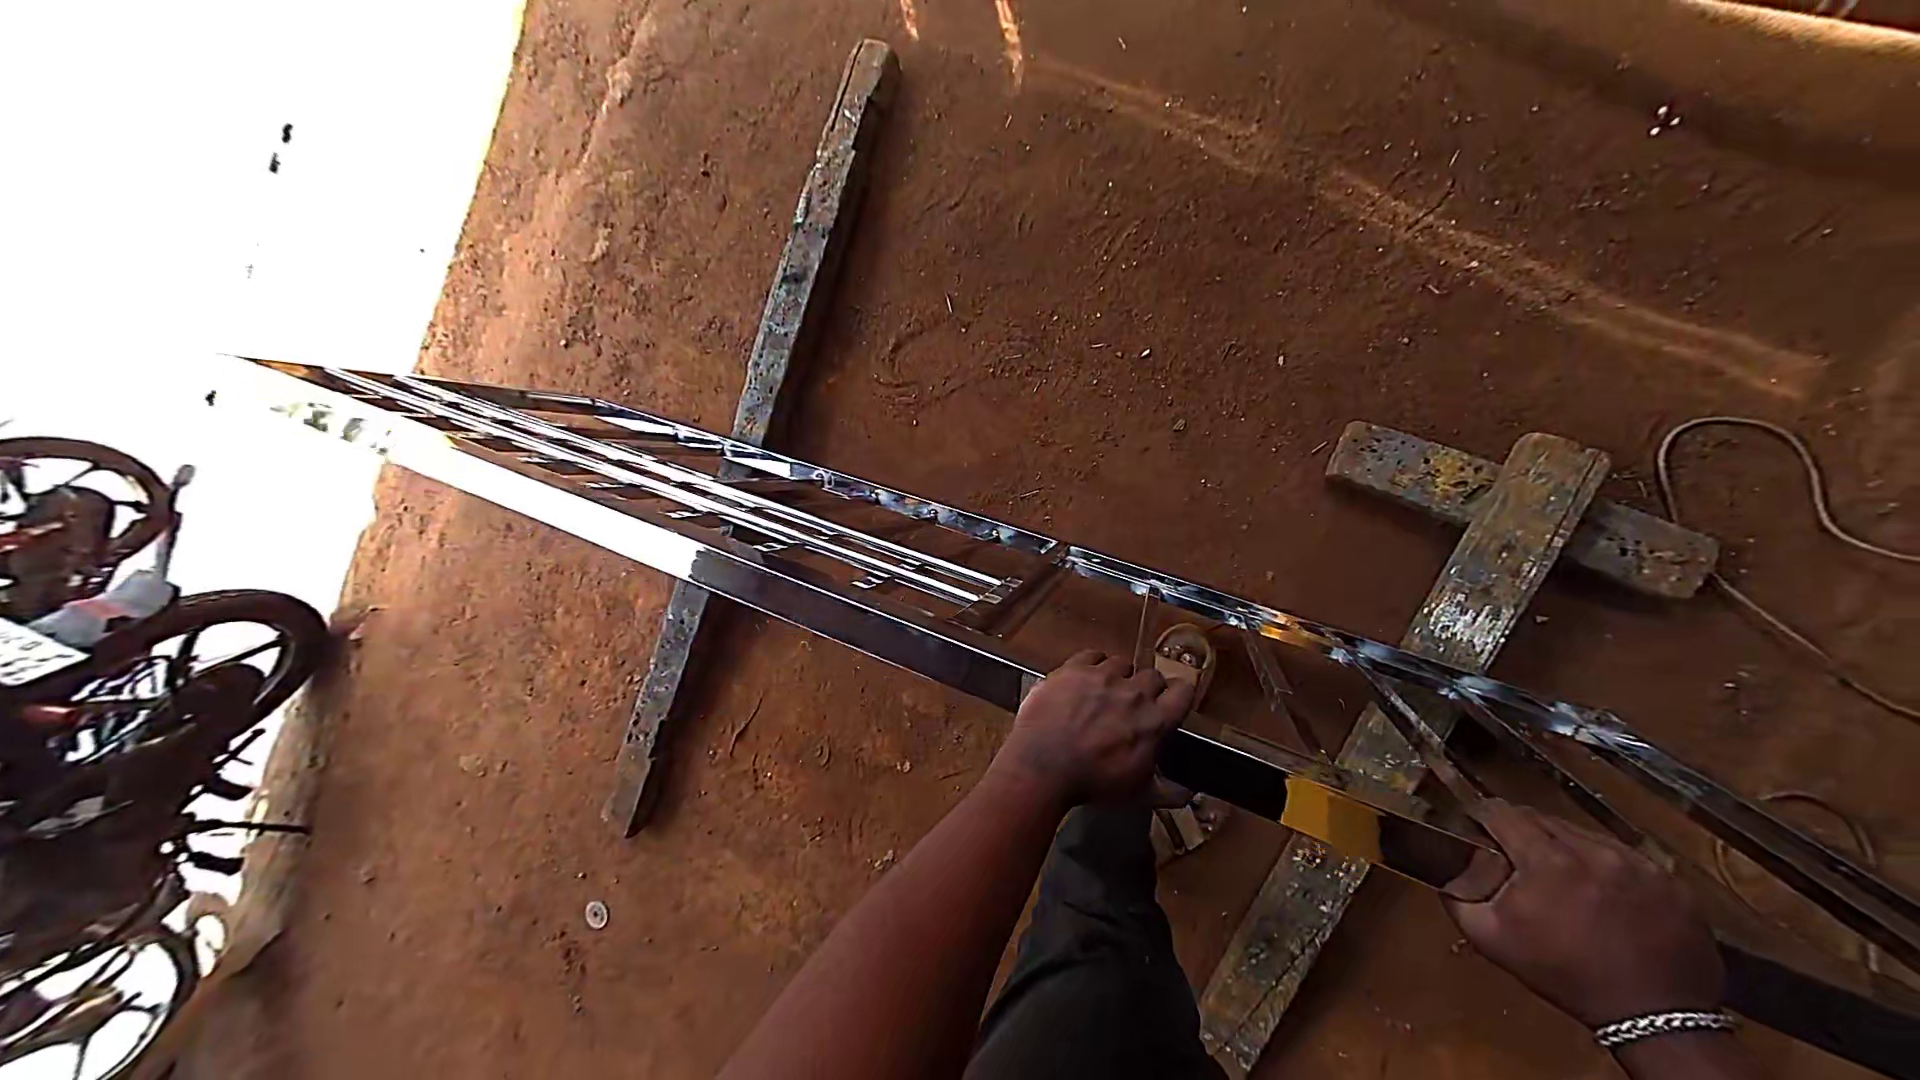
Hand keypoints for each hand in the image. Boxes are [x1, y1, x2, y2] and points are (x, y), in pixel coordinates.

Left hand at [990, 650, 1195, 807]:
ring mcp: (1103, 676)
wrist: (1044, 765)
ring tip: (1105, 690)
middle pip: (1152, 675)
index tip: (1171, 699)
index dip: (1179, 694)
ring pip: (1121, 663)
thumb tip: (1189, 792)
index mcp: (1154, 721)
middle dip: (1146, 687)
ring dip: (1118, 675)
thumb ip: (1169, 792)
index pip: (1183, 692)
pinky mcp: (1074, 668)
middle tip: (1132, 702)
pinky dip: (1092, 664)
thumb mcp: (1138, 794)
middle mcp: (1133, 693)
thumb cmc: (1092, 782)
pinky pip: (1091, 655)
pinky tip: (1084, 676)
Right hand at [1442, 801, 1724, 1027]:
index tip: (1479, 828)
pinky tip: (1602, 893)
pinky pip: (1624, 856)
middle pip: (1542, 818)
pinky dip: (1606, 867)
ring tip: (1563, 879)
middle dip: (1524, 834)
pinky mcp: (1672, 883)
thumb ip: (1455, 894)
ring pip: (1583, 834)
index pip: (1501, 811)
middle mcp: (1596, 853)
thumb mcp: (1489, 937)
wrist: (1654, 1020)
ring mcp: (1640, 867)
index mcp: (1548, 860)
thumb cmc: (1564, 974)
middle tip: (1519, 861)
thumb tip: (1447, 864)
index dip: (1483, 816)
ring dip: (1565, 848)